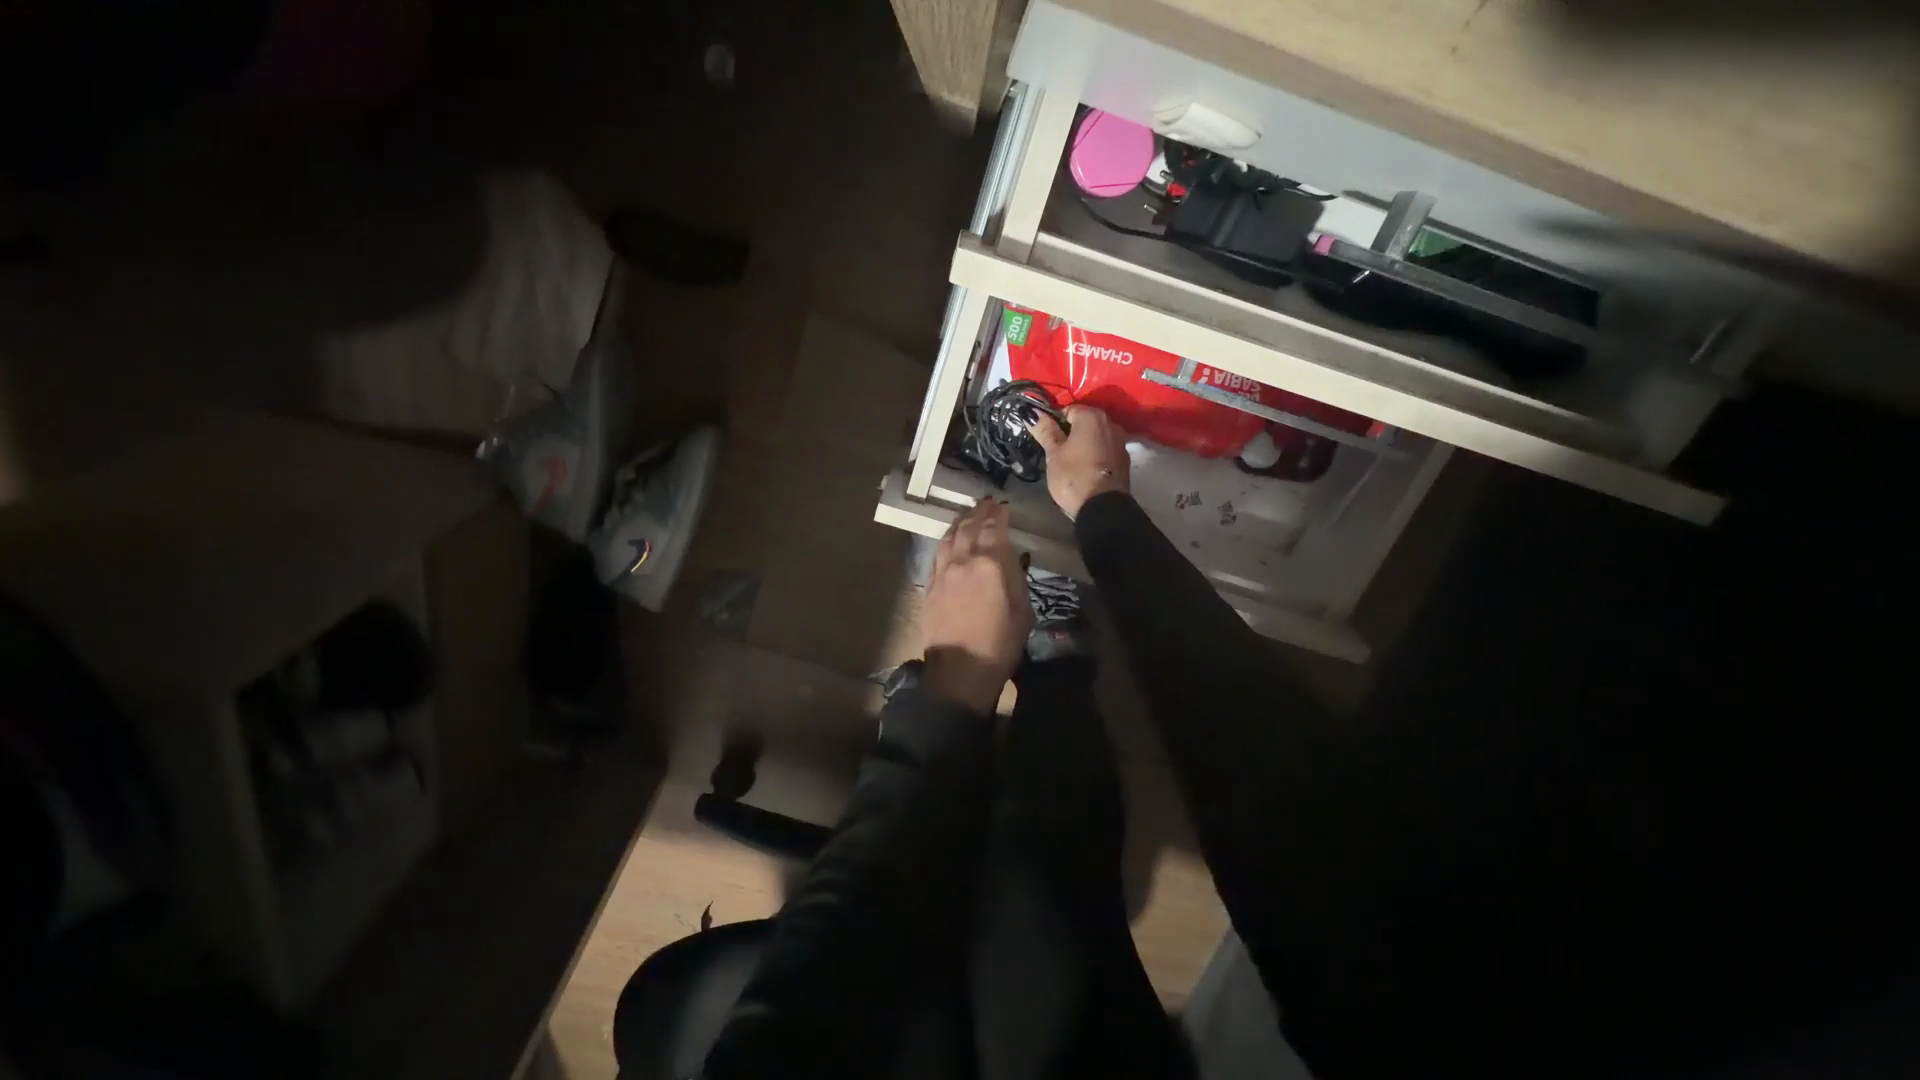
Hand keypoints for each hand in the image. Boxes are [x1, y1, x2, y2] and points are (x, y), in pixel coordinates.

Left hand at [920, 498, 1030, 712]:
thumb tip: (1010, 556)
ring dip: (960, 522)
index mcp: (990, 564)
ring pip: (950, 538)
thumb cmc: (1000, 644)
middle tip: (985, 502)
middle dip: (979, 513)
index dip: (999, 515)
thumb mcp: (1022, 610)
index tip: (1003, 505)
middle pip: (969, 528)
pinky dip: (947, 540)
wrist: (960, 671)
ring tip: (967, 514)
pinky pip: (938, 554)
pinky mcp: (930, 587)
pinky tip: (950, 540)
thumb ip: (1015, 577)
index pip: (994, 529)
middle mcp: (963, 561)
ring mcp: (943, 573)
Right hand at [1030, 405, 1129, 519]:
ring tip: (1071, 463)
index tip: (1047, 440)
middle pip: (1085, 422)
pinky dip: (1096, 455)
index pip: (1068, 410)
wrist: (1103, 508)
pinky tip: (1086, 470)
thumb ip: (1045, 430)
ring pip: (1096, 437)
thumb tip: (1030, 411)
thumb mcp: (1053, 454)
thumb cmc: (1073, 476)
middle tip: (1056, 452)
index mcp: (1091, 416)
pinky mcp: (1125, 460)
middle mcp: (1110, 423)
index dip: (1054, 423)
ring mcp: (1120, 442)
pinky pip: (1105, 451)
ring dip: (1084, 444)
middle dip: (1070, 433)